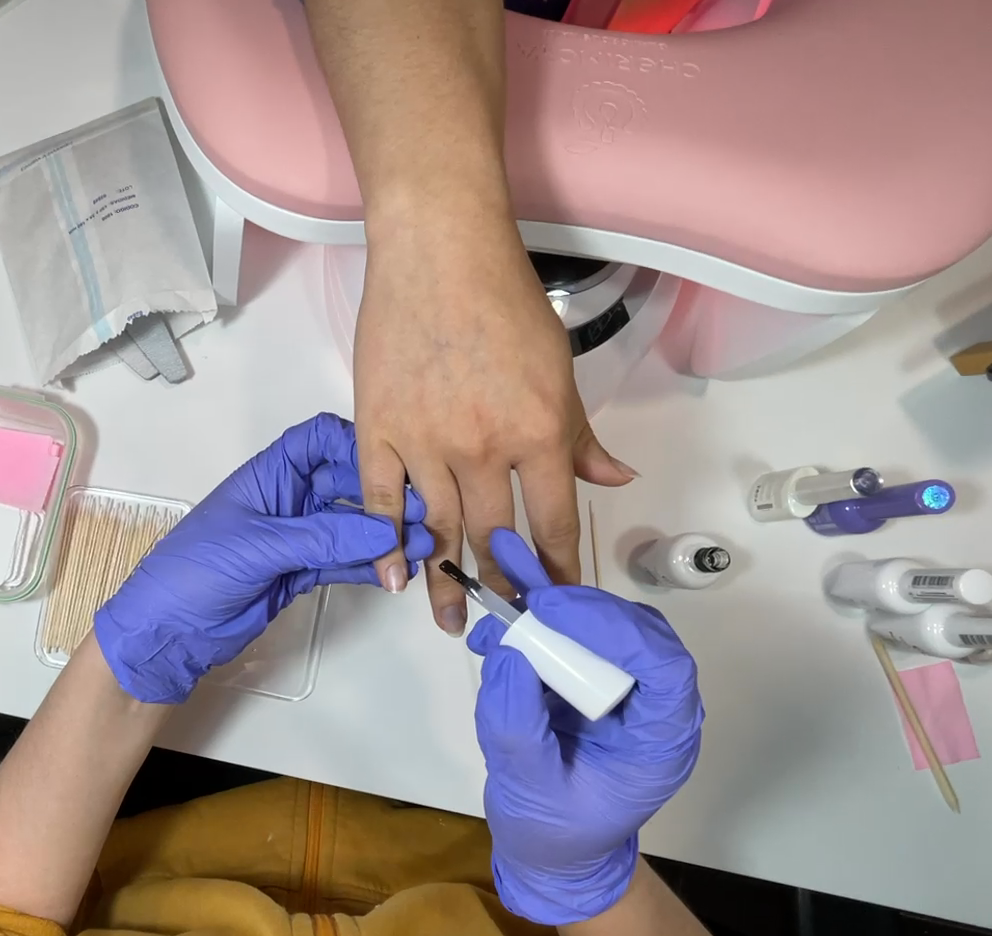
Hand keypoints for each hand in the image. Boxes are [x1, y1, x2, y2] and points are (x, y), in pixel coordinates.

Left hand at [94, 413, 433, 703]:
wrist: (170, 630)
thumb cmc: (197, 571)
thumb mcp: (258, 546)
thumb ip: (321, 538)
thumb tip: (386, 532)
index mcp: (267, 476)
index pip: (316, 442)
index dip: (353, 445)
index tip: (395, 464)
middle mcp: (286, 500)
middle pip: (344, 485)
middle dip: (383, 498)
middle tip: (426, 516)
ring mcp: (294, 538)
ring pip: (348, 528)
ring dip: (384, 537)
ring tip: (425, 548)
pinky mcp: (298, 572)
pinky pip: (341, 562)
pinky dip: (369, 566)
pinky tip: (397, 571)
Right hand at [353, 220, 635, 634]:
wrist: (436, 255)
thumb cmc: (502, 301)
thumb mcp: (559, 366)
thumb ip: (581, 433)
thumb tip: (612, 479)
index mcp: (539, 432)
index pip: (551, 522)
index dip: (555, 571)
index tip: (556, 602)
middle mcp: (483, 449)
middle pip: (492, 538)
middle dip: (501, 589)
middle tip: (502, 623)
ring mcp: (425, 443)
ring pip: (435, 528)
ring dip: (444, 580)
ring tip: (447, 619)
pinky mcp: (379, 430)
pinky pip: (380, 499)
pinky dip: (386, 540)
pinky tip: (393, 575)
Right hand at [467, 528, 702, 924]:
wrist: (554, 852)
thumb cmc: (552, 831)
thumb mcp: (528, 787)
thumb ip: (517, 725)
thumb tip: (510, 651)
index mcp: (657, 741)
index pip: (662, 667)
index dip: (613, 628)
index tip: (551, 610)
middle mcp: (650, 707)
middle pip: (638, 635)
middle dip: (582, 609)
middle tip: (525, 601)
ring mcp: (620, 693)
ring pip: (606, 628)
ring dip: (556, 608)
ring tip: (504, 599)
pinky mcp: (587, 683)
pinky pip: (572, 640)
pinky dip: (537, 622)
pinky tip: (498, 619)